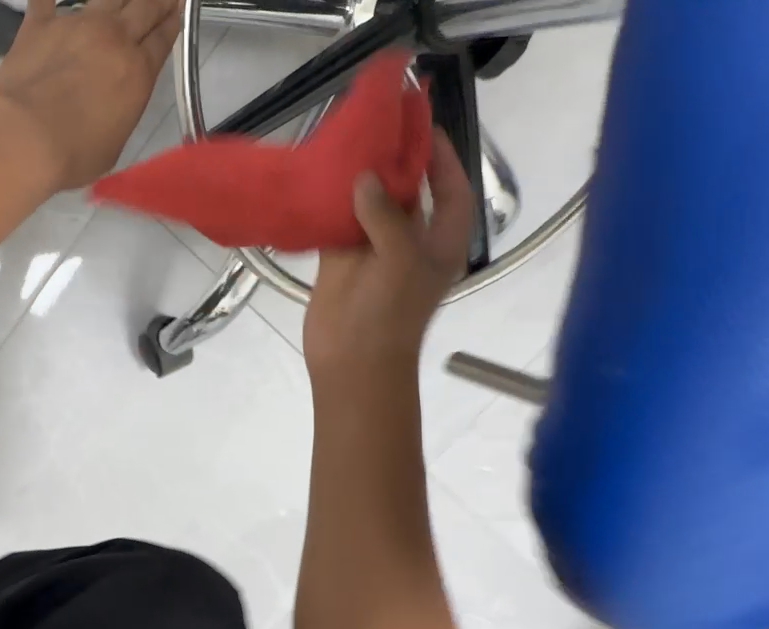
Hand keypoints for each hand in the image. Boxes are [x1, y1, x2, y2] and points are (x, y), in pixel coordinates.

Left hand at [0, 0, 182, 192]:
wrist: (25, 137)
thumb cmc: (73, 155)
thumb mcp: (112, 148)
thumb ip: (120, 116)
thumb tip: (115, 109)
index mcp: (137, 73)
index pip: (163, 39)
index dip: (173, 22)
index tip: (178, 10)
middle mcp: (113, 39)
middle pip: (145, 7)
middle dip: (159, 1)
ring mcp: (76, 25)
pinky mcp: (39, 25)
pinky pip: (46, 0)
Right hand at [303, 131, 474, 389]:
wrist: (352, 362)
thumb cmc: (390, 314)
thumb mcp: (401, 259)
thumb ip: (386, 215)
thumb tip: (366, 178)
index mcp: (440, 239)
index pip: (449, 187)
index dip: (440, 157)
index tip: (421, 126)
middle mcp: (410, 240)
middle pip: (407, 191)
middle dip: (394, 162)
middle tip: (377, 125)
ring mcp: (373, 250)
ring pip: (368, 205)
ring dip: (358, 180)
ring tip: (346, 144)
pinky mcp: (341, 261)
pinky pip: (337, 225)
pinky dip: (329, 206)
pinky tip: (319, 182)